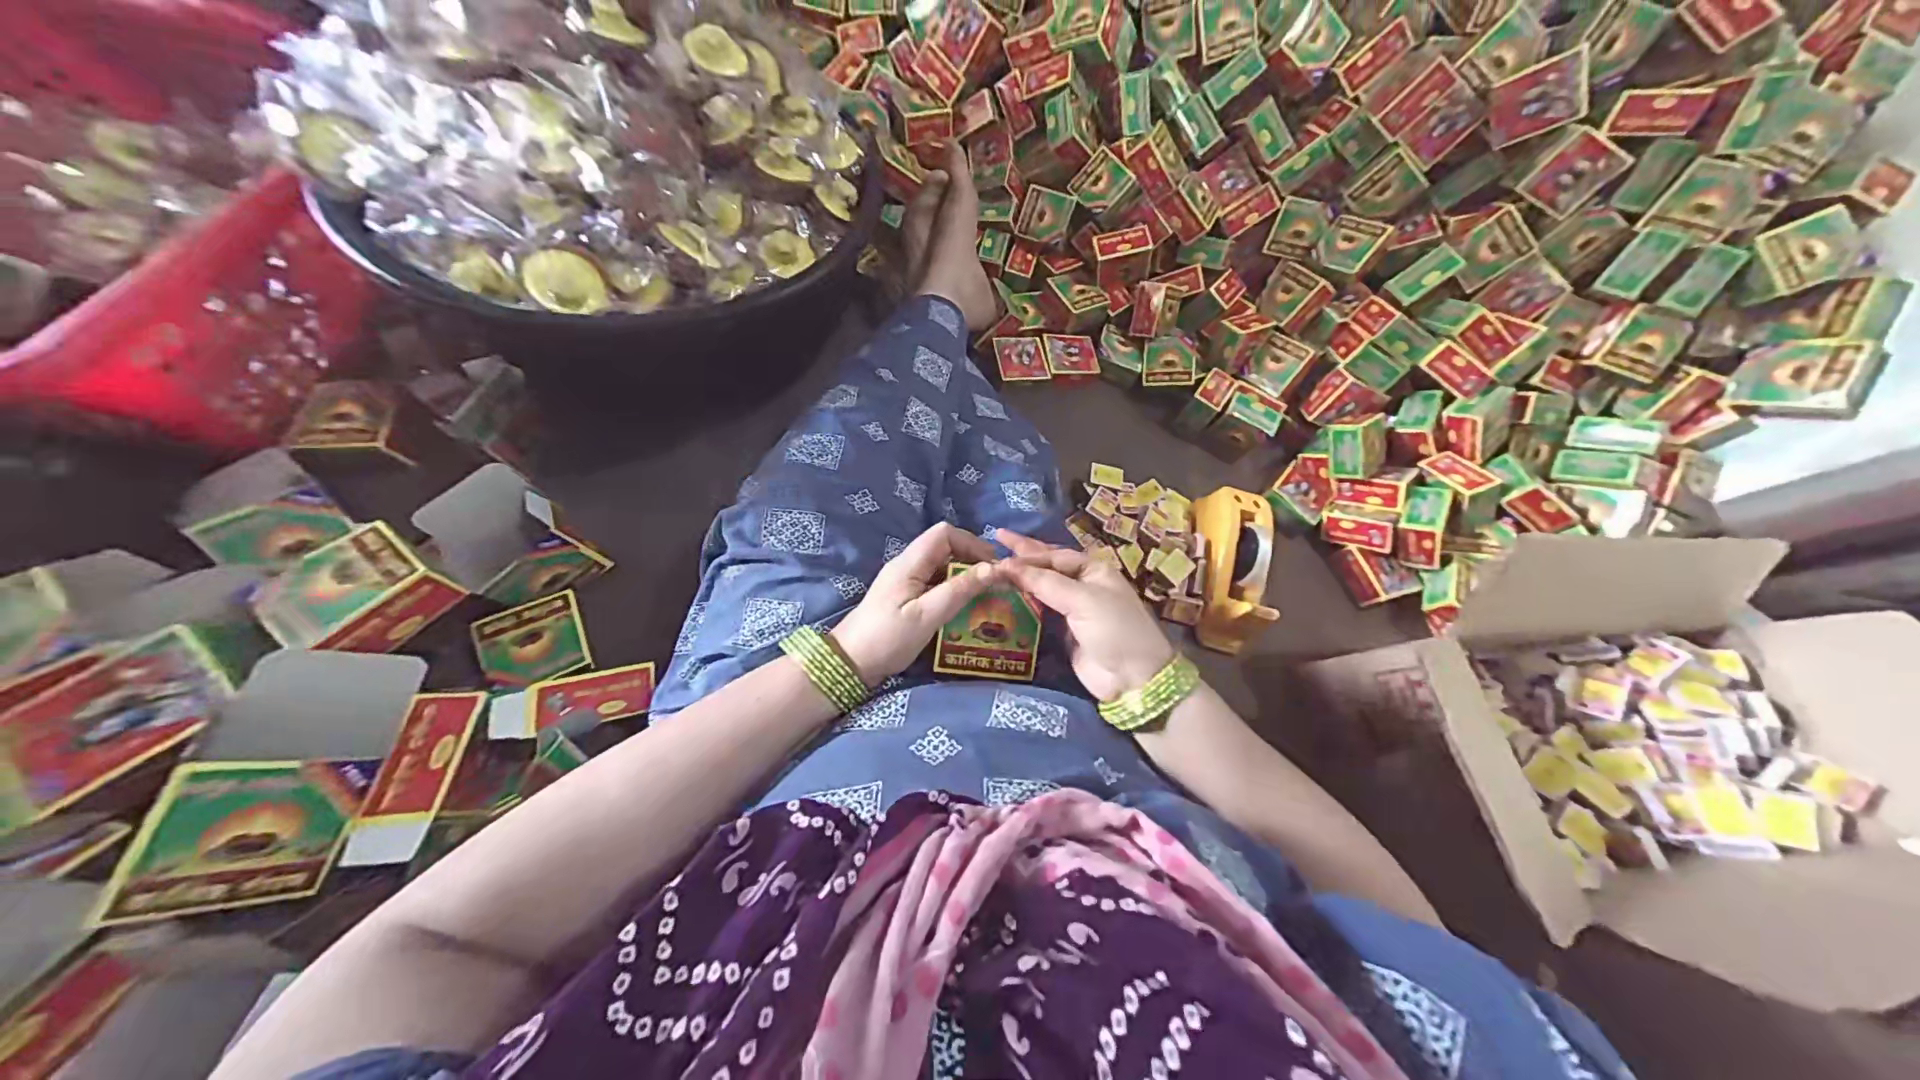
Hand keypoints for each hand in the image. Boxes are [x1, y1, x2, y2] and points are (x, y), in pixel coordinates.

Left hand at [830, 523, 1002, 684]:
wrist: (849, 664)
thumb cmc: (888, 638)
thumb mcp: (927, 615)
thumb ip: (959, 590)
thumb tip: (992, 568)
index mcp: (909, 563)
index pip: (945, 533)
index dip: (972, 544)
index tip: (992, 567)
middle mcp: (907, 566)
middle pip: (945, 548)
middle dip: (972, 561)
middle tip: (994, 584)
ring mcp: (904, 582)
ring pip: (941, 567)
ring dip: (964, 578)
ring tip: (985, 597)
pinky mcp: (904, 598)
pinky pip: (934, 584)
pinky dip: (953, 591)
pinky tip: (964, 610)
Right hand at [994, 529, 1177, 701]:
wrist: (1132, 678)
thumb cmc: (1114, 629)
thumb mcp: (1082, 599)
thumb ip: (1044, 582)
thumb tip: (1006, 566)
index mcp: (1093, 570)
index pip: (1054, 555)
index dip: (1027, 554)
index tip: (999, 554)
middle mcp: (1082, 585)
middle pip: (1047, 566)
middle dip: (1023, 554)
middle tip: (996, 539)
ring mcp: (1072, 609)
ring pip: (1040, 588)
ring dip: (1019, 579)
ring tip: (993, 568)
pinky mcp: (1063, 632)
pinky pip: (1039, 611)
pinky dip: (1022, 603)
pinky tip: (1004, 597)